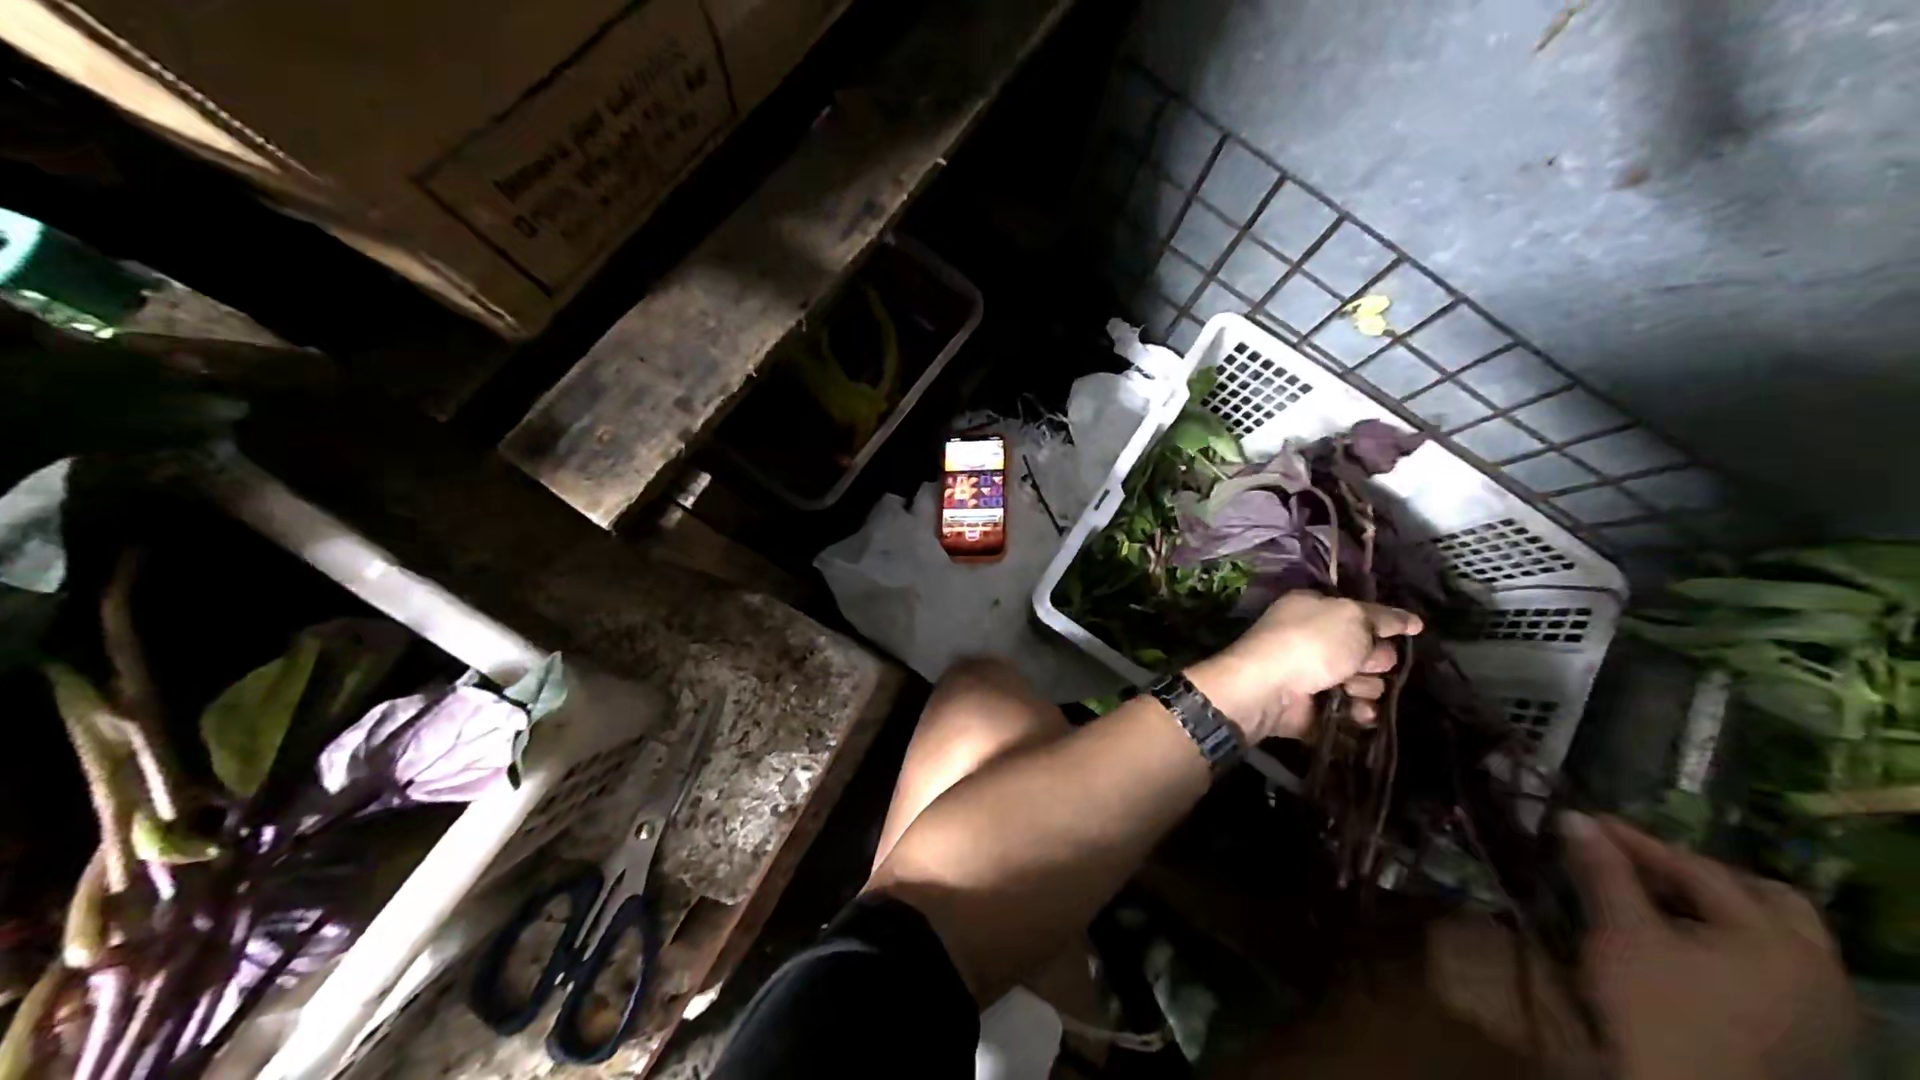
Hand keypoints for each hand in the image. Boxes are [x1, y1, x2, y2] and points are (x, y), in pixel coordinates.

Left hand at [1185, 591, 1421, 740]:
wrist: (1268, 688)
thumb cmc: (1310, 643)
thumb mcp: (1352, 616)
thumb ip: (1383, 618)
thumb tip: (1411, 621)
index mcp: (1314, 608)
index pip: (1360, 613)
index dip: (1384, 624)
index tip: (1411, 632)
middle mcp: (1312, 638)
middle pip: (1366, 650)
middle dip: (1375, 659)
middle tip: (1362, 663)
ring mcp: (1311, 674)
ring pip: (1363, 682)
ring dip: (1366, 687)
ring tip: (1349, 688)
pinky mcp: (1312, 706)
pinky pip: (1349, 709)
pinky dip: (1357, 712)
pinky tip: (1356, 711)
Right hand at [1562, 813, 1856, 1079]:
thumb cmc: (1654, 1009)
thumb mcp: (1620, 932)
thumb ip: (1602, 871)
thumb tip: (1575, 817)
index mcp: (1776, 937)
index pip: (1698, 869)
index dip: (1639, 843)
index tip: (1591, 822)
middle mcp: (1819, 967)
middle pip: (1763, 897)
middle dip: (1699, 874)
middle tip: (1642, 864)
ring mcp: (1826, 1007)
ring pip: (1778, 935)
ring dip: (1721, 910)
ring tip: (1665, 903)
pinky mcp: (1815, 1035)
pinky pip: (1780, 968)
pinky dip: (1736, 944)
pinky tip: (1695, 949)